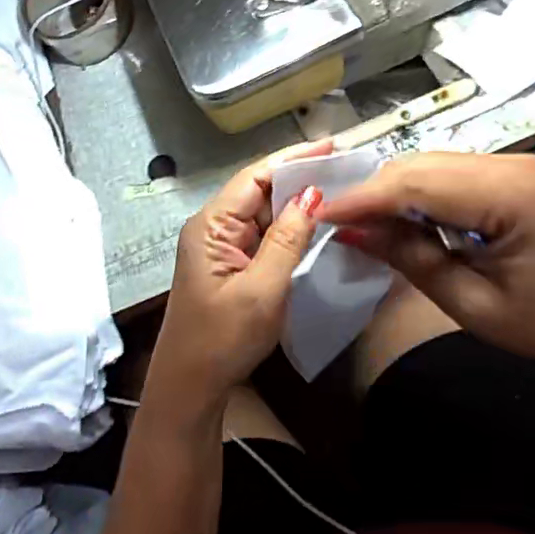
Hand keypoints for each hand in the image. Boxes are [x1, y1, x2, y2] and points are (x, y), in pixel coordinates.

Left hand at [147, 140, 331, 414]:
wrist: (191, 387)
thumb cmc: (223, 339)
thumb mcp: (263, 289)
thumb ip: (287, 239)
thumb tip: (312, 194)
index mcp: (211, 225)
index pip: (255, 177)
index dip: (293, 159)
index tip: (330, 146)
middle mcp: (212, 226)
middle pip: (258, 189)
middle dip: (298, 176)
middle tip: (343, 166)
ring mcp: (220, 245)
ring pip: (262, 211)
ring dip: (296, 201)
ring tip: (338, 186)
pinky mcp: (230, 263)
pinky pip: (262, 234)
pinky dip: (288, 226)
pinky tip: (315, 221)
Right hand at [318, 152, 534, 383]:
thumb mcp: (476, 306)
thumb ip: (410, 259)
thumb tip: (350, 232)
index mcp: (507, 194)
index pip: (413, 183)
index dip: (361, 199)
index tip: (316, 216)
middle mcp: (509, 164)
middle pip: (418, 165)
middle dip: (372, 192)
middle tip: (332, 224)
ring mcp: (513, 164)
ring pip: (430, 165)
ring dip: (392, 192)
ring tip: (359, 224)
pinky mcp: (513, 175)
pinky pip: (449, 175)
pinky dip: (417, 195)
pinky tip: (400, 219)